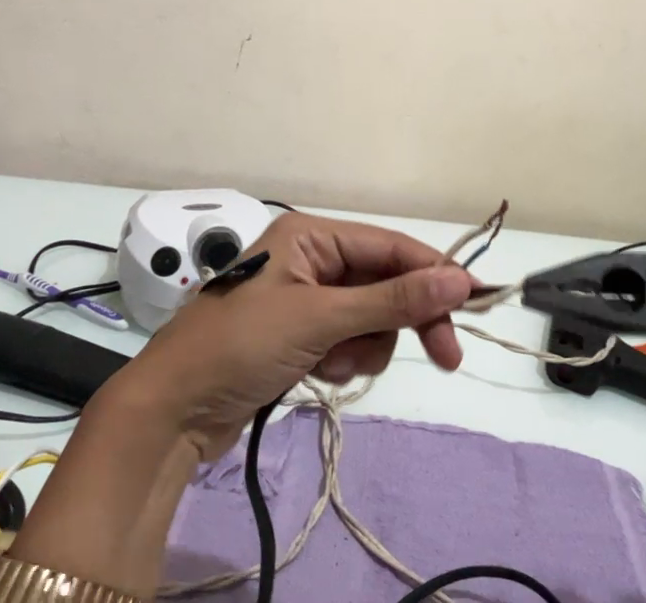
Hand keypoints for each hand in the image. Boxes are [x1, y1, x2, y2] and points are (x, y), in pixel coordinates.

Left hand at [116, 212, 474, 458]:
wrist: (172, 411)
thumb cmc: (240, 347)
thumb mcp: (320, 319)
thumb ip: (392, 301)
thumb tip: (460, 280)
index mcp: (311, 235)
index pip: (391, 246)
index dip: (434, 273)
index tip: (474, 305)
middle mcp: (310, 257)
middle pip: (385, 282)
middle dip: (405, 319)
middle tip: (446, 357)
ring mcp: (304, 298)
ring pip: (371, 316)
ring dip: (365, 345)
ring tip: (334, 366)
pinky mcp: (299, 334)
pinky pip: (347, 339)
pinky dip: (345, 358)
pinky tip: (319, 374)